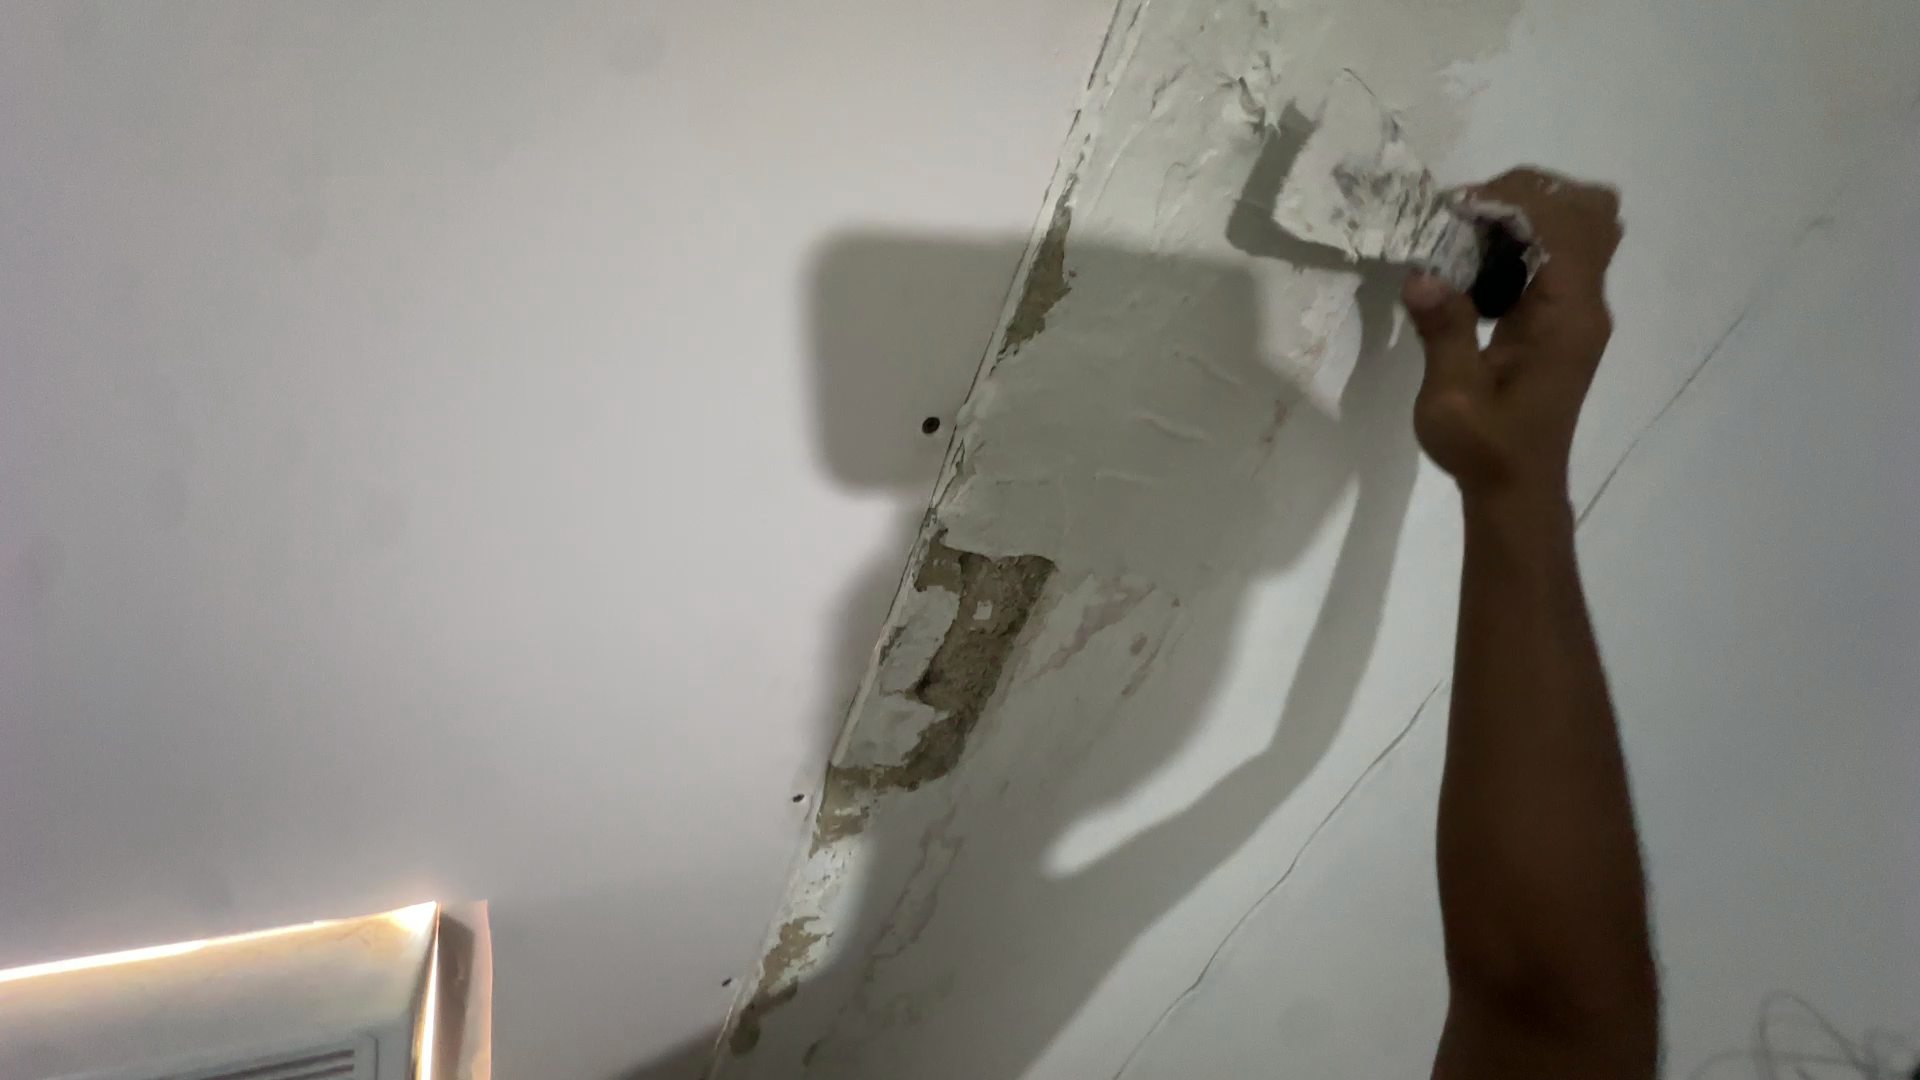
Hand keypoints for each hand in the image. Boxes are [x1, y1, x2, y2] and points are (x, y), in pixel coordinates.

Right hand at [1402, 168, 1622, 504]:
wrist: (1516, 486)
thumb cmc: (1484, 445)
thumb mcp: (1451, 393)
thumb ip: (1442, 329)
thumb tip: (1421, 273)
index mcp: (1565, 315)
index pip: (1563, 224)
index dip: (1513, 200)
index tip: (1453, 208)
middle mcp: (1585, 304)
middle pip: (1589, 211)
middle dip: (1528, 195)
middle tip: (1465, 215)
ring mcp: (1579, 313)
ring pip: (1582, 230)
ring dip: (1530, 216)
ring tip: (1468, 233)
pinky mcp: (1565, 324)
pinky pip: (1561, 259)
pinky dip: (1526, 243)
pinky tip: (1478, 267)